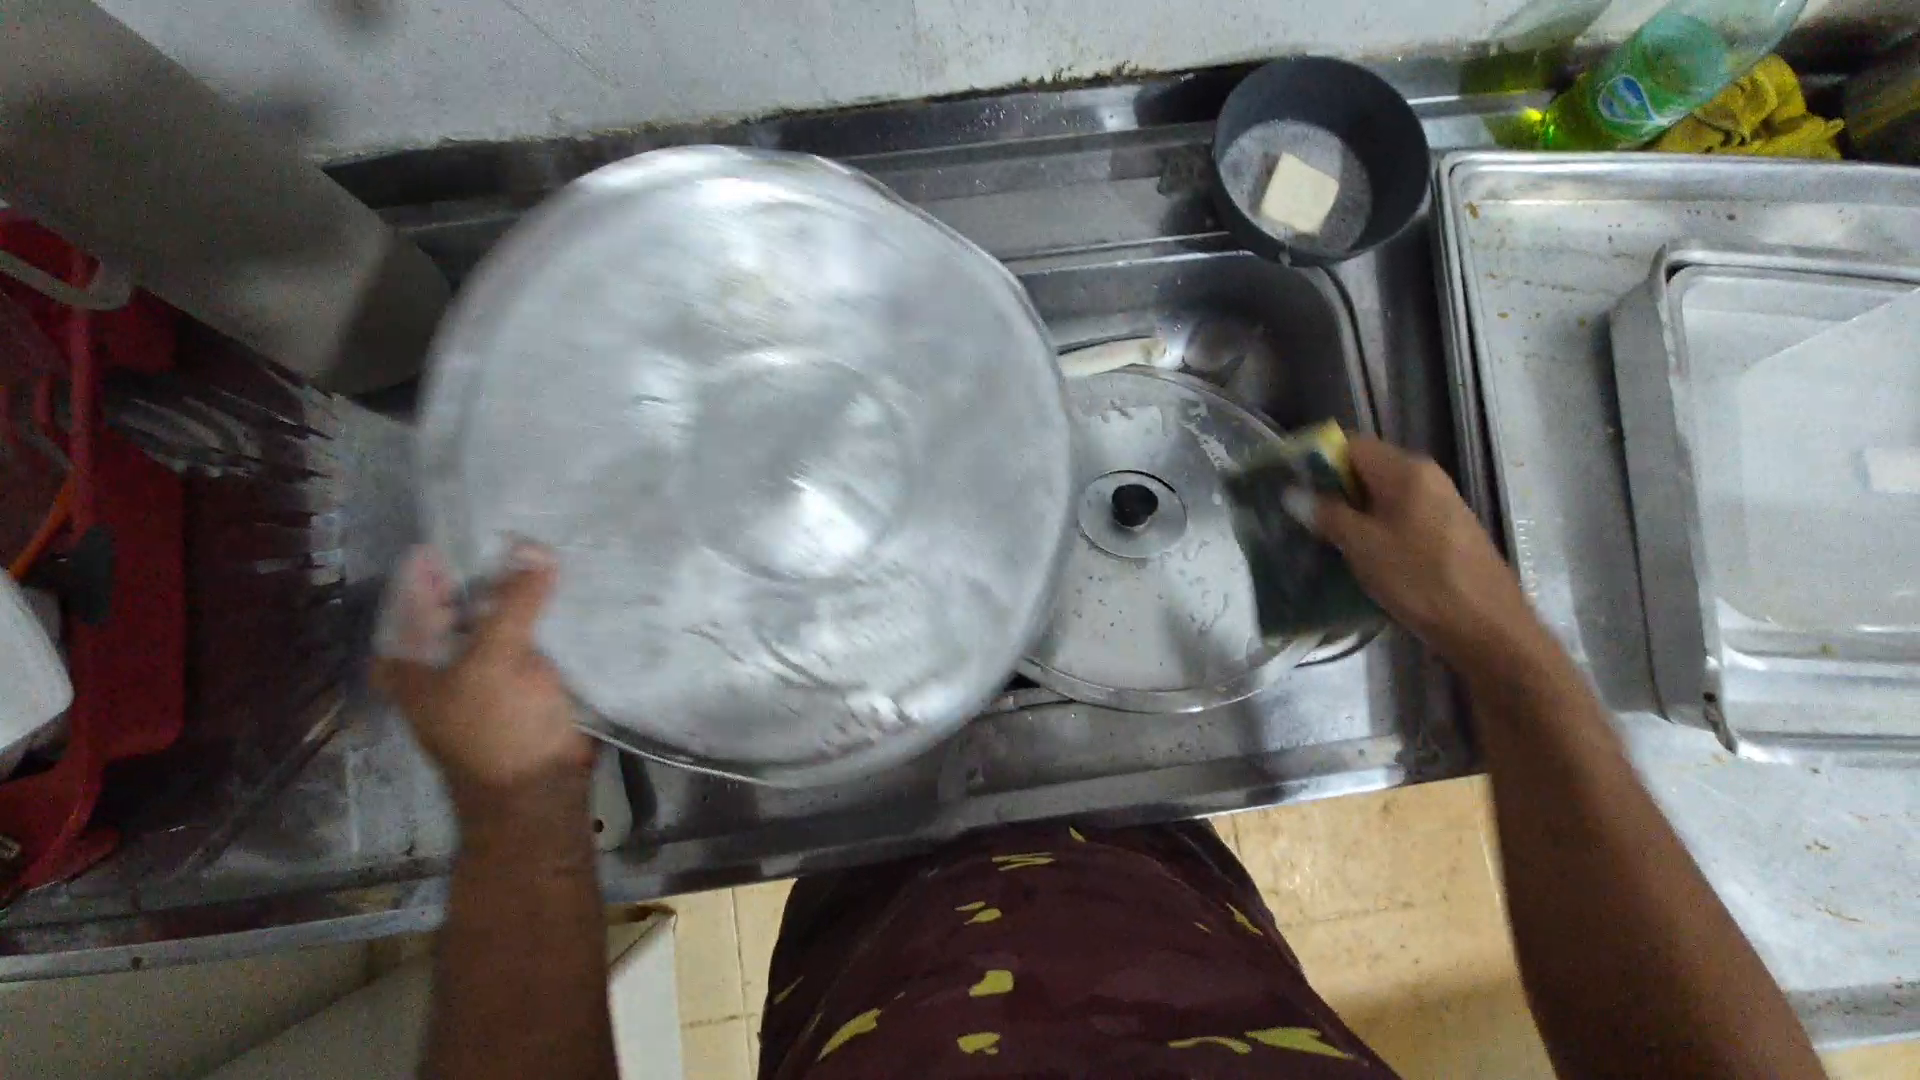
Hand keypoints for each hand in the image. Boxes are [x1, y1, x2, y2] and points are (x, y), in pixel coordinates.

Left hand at [372, 544, 594, 818]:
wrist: (539, 787)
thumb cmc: (496, 729)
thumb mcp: (493, 660)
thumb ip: (513, 602)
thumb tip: (537, 550)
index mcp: (409, 655)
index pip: (418, 589)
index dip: (448, 555)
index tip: (483, 519)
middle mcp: (440, 655)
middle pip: (462, 597)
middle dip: (492, 566)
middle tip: (526, 525)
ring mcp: (483, 665)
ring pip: (500, 613)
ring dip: (522, 587)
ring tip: (551, 542)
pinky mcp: (523, 674)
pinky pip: (531, 631)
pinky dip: (546, 610)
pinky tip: (567, 582)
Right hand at [1298, 436, 1544, 665]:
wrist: (1487, 627)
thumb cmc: (1421, 580)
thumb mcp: (1364, 547)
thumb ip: (1327, 516)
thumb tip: (1292, 494)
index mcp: (1406, 471)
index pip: (1350, 445)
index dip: (1315, 458)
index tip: (1286, 480)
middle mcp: (1425, 478)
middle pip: (1365, 468)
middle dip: (1328, 488)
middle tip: (1294, 512)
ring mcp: (1437, 504)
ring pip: (1379, 495)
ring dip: (1347, 511)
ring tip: (1315, 535)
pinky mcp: (1441, 531)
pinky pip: (1394, 516)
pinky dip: (1369, 526)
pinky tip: (1352, 552)